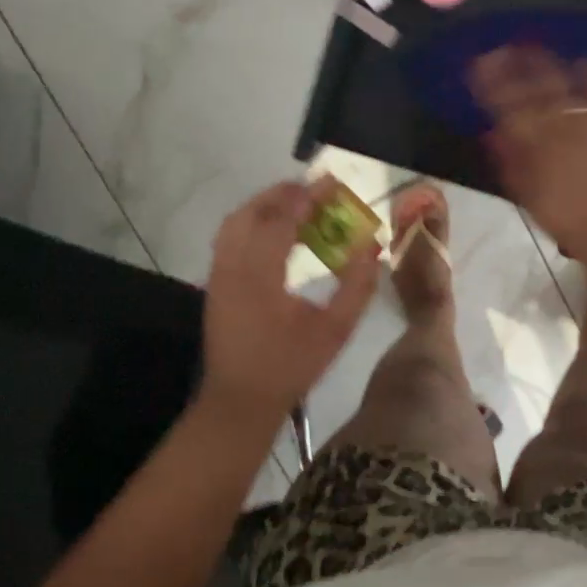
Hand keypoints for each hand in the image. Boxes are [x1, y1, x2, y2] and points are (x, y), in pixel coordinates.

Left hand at [200, 180, 379, 424]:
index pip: (283, 220)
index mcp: (259, 274)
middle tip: (314, 190)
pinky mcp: (215, 285)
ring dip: (264, 207)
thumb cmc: (289, 366)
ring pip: (235, 223)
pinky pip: (230, 240)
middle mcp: (231, 266)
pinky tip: (276, 233)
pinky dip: (252, 224)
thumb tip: (371, 247)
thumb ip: (356, 286)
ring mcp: (218, 275)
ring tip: (296, 204)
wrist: (240, 402)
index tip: (332, 183)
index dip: (308, 198)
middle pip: (251, 213)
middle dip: (282, 194)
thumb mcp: (335, 331)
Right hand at [470, 46, 586, 254]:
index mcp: (530, 139)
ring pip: (564, 79)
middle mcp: (557, 120)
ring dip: (548, 62)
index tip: (480, 63)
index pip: (503, 101)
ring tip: (537, 48)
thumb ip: (507, 159)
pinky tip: (584, 61)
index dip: (489, 79)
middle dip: (515, 61)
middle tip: (504, 47)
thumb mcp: (525, 192)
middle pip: (532, 82)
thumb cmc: (564, 218)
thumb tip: (491, 132)